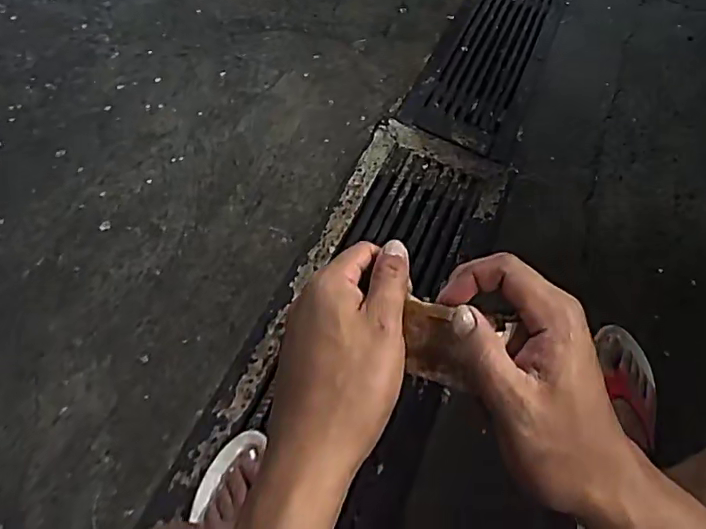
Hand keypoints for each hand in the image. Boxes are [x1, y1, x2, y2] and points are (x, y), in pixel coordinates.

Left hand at [267, 240, 410, 486]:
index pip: (367, 250)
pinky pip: (335, 333)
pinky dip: (354, 343)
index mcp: (326, 287)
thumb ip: (393, 277)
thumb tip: (396, 248)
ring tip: (383, 352)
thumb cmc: (349, 396)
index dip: (394, 268)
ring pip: (347, 307)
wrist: (312, 457)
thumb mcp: (388, 323)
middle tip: (398, 325)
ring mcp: (299, 332)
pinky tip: (364, 369)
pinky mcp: (300, 358)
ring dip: (370, 321)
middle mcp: (306, 305)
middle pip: (356, 278)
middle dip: (382, 295)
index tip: (406, 293)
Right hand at [437, 253, 642, 521]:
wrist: (598, 478)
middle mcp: (558, 315)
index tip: (443, 303)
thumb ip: (482, 354)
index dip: (468, 277)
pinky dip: (490, 359)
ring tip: (467, 379)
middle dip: (469, 312)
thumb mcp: (513, 402)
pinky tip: (484, 392)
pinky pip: (510, 338)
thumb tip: (458, 314)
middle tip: (443, 339)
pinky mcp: (548, 350)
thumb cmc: (566, 448)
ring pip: (502, 315)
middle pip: (503, 287)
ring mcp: (554, 331)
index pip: (506, 268)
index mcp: (556, 315)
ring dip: (478, 343)